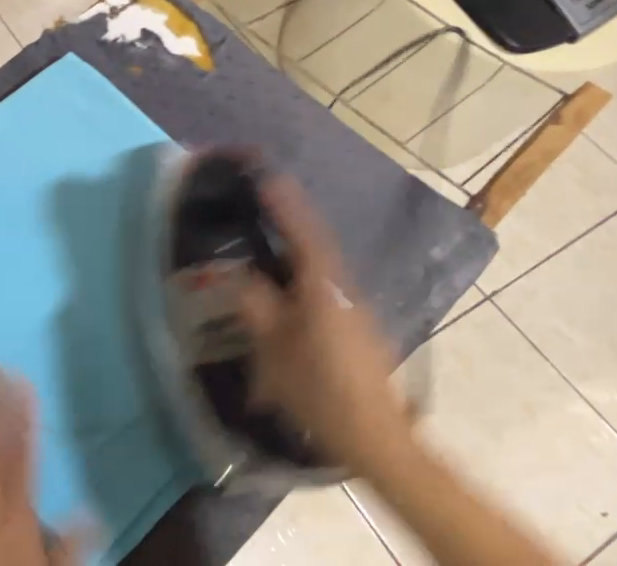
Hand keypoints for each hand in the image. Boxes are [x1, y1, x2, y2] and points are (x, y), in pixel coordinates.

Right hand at [237, 177, 413, 478]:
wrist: (376, 440)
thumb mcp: (272, 349)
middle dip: (290, 224)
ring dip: (297, 252)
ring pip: (322, 271)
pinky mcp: (360, 332)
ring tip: (268, 246)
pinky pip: (326, 290)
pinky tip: (287, 292)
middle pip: (315, 248)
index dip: (286, 205)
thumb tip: (241, 274)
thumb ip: (255, 306)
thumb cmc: (319, 390)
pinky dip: (305, 278)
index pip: (304, 234)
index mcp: (322, 288)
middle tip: (264, 205)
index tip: (268, 177)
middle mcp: (344, 291)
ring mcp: (357, 312)